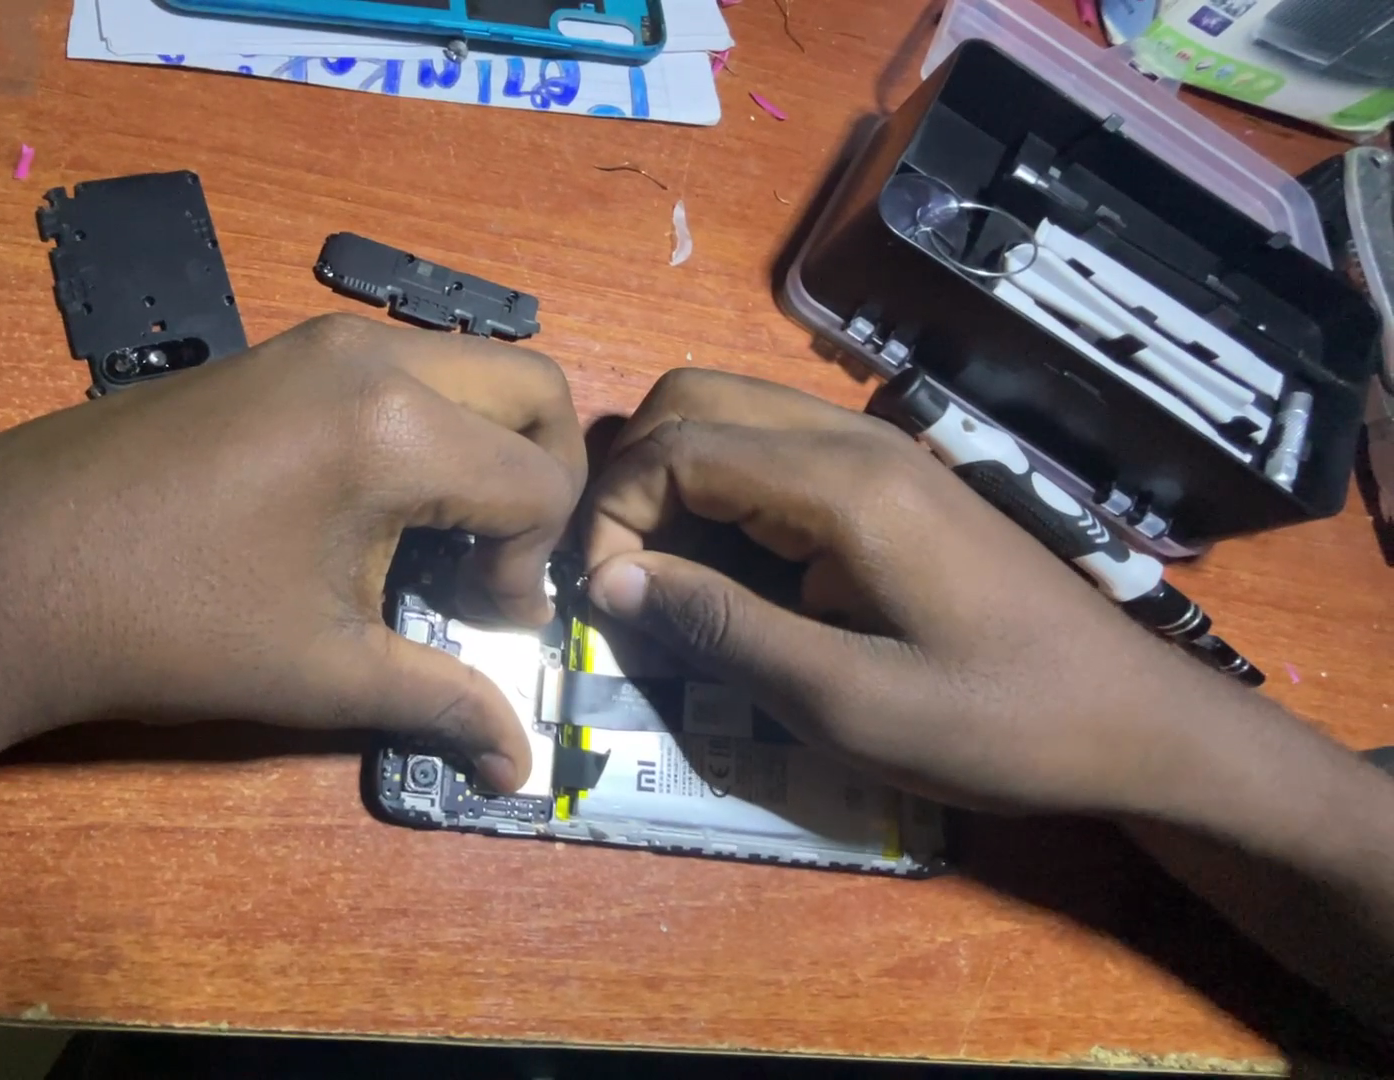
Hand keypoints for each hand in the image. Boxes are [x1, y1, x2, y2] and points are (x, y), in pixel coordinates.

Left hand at [0, 315, 580, 1008]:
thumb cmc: (170, 628)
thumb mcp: (322, 673)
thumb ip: (441, 702)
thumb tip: (520, 767)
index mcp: (397, 429)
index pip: (541, 483)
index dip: (533, 563)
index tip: (481, 614)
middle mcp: (375, 355)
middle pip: (534, 390)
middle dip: (544, 475)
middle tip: (493, 551)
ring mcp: (321, 338)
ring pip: (471, 366)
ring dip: (486, 444)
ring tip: (434, 525)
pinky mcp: (279, 348)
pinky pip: (403, 367)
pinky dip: (429, 422)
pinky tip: (371, 494)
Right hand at [580, 369, 1240, 813]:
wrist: (1138, 725)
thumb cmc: (997, 723)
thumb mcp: (844, 702)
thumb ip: (718, 628)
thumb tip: (608, 581)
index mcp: (841, 483)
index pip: (675, 449)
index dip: (613, 515)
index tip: (606, 595)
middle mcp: (845, 438)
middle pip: (687, 401)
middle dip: (628, 479)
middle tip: (624, 568)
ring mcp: (862, 448)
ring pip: (716, 414)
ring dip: (662, 480)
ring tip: (659, 567)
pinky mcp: (871, 475)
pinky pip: (755, 450)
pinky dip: (705, 492)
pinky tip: (715, 561)